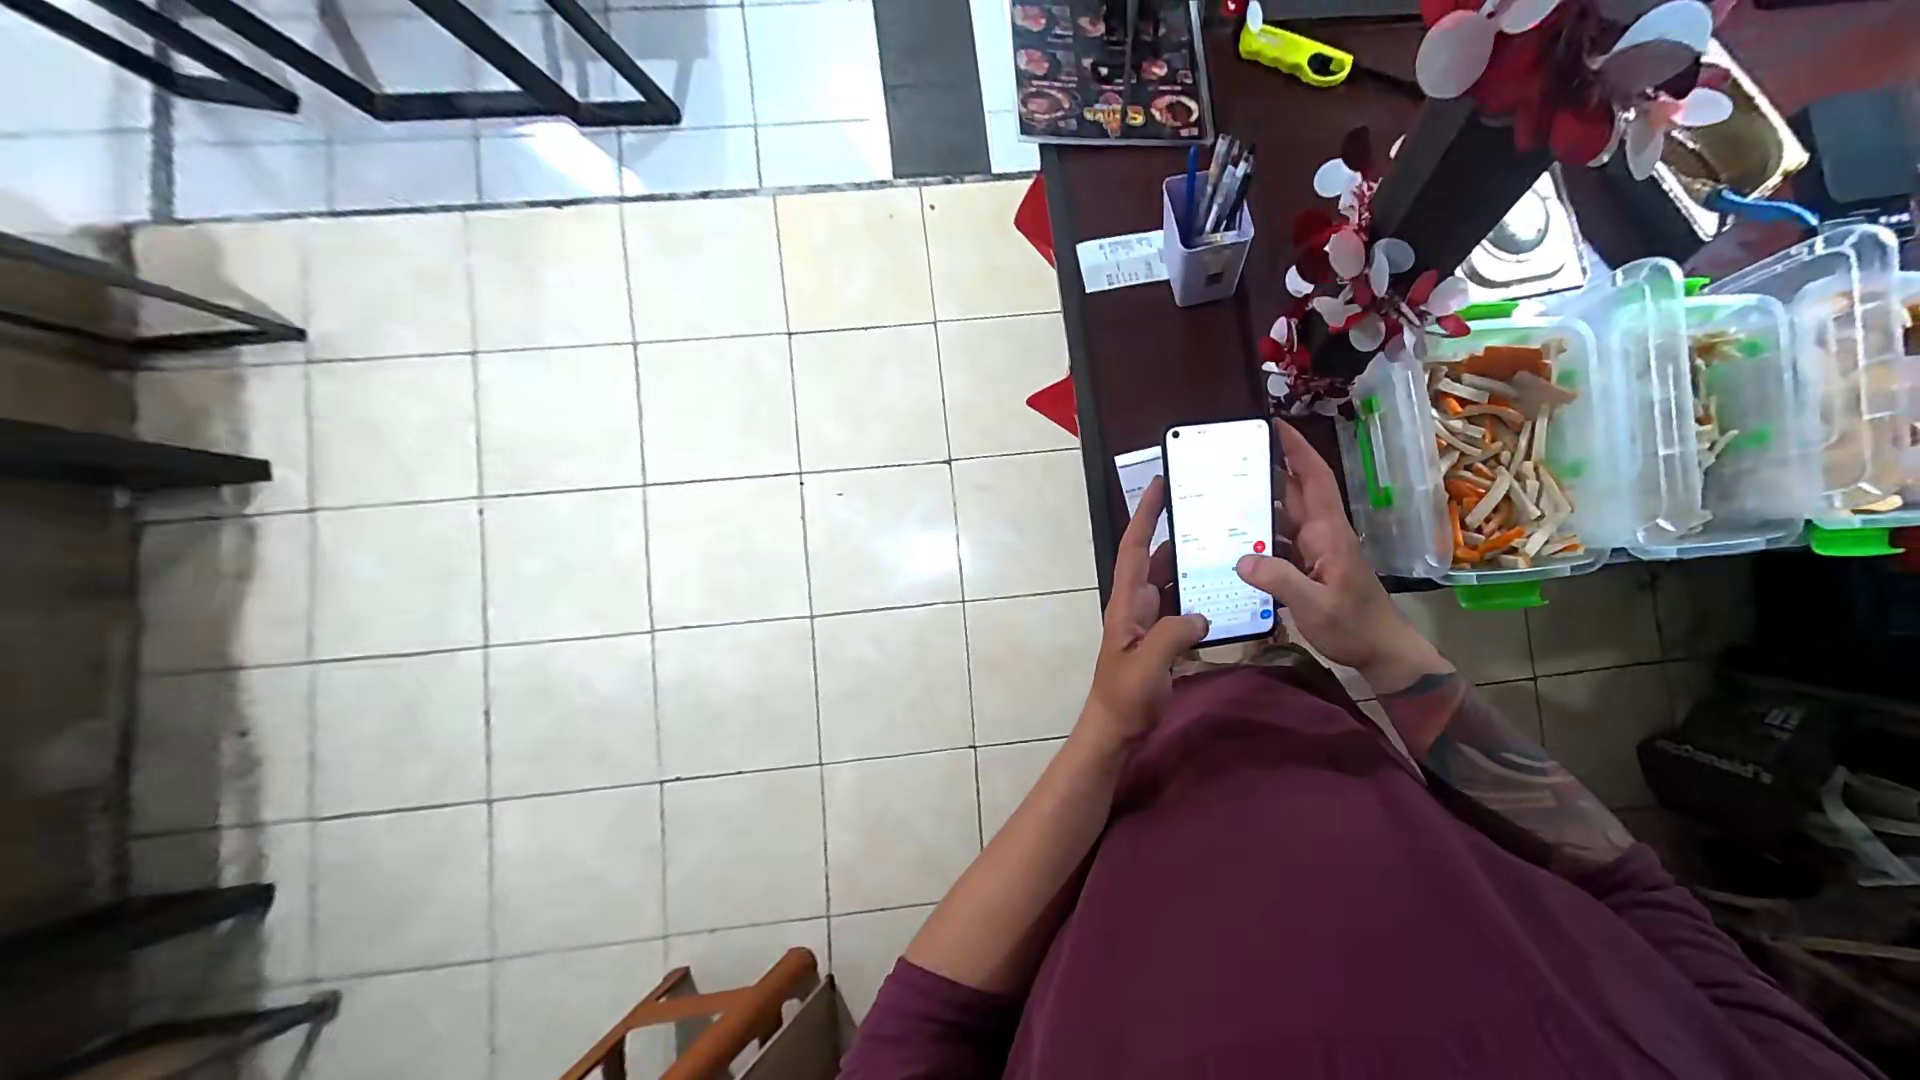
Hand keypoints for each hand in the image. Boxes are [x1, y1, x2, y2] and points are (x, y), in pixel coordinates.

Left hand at [1079, 475, 1208, 748]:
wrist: (1117, 725)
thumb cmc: (1125, 695)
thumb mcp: (1147, 664)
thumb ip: (1172, 635)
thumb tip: (1201, 614)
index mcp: (1126, 602)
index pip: (1134, 549)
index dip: (1145, 516)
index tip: (1159, 486)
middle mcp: (1137, 603)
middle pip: (1157, 559)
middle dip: (1177, 534)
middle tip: (1210, 514)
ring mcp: (1149, 619)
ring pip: (1173, 581)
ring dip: (1193, 564)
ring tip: (1226, 545)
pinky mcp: (1163, 636)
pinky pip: (1183, 606)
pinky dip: (1200, 595)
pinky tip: (1226, 592)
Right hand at [1234, 420, 1447, 693]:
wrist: (1381, 651)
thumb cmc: (1354, 626)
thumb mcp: (1315, 606)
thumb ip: (1279, 581)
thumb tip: (1241, 560)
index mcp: (1328, 534)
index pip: (1313, 480)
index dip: (1297, 451)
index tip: (1275, 425)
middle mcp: (1320, 534)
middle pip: (1292, 493)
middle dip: (1266, 471)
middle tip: (1228, 459)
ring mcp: (1314, 551)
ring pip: (1281, 517)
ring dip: (1255, 506)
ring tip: (1218, 496)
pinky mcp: (1307, 567)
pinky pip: (1277, 543)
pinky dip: (1255, 538)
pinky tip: (1231, 542)